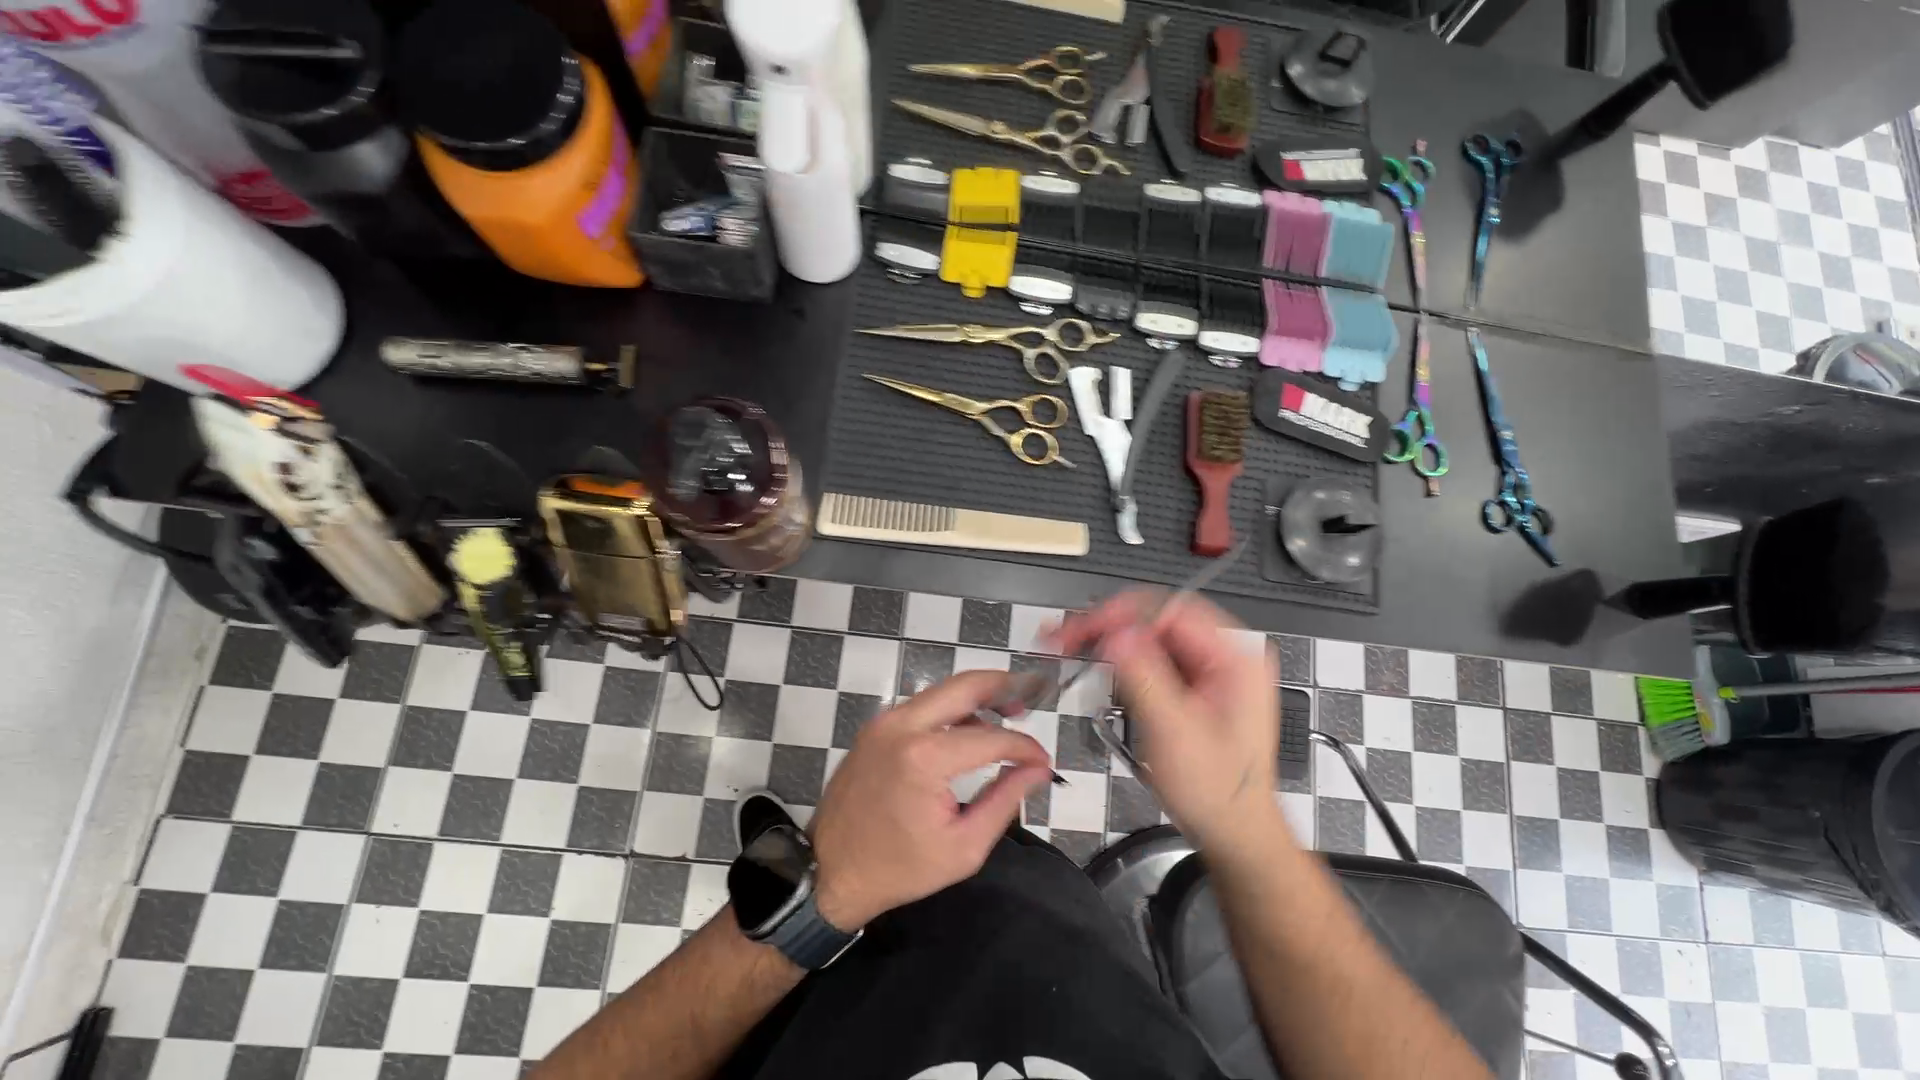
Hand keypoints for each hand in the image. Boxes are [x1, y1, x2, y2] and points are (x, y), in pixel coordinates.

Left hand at [807, 671, 1053, 930]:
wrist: (829, 872)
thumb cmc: (899, 868)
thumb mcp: (964, 846)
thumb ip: (1005, 800)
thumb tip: (1038, 770)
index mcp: (925, 757)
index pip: (992, 737)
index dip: (1025, 748)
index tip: (1044, 762)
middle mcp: (902, 726)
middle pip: (965, 685)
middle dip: (1005, 688)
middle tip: (1033, 700)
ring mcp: (884, 722)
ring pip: (942, 691)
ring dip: (978, 698)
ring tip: (1007, 719)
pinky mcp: (875, 728)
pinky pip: (921, 706)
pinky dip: (950, 710)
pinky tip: (968, 733)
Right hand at [1053, 591, 1282, 850]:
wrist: (1234, 831)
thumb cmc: (1219, 791)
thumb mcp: (1173, 731)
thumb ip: (1143, 676)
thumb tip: (1116, 634)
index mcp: (1236, 657)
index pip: (1170, 610)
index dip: (1120, 614)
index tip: (1083, 628)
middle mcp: (1229, 655)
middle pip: (1158, 620)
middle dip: (1109, 627)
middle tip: (1067, 638)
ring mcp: (1214, 670)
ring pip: (1153, 638)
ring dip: (1113, 644)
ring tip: (1075, 650)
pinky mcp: (1198, 685)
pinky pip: (1156, 659)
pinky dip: (1124, 662)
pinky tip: (1101, 670)